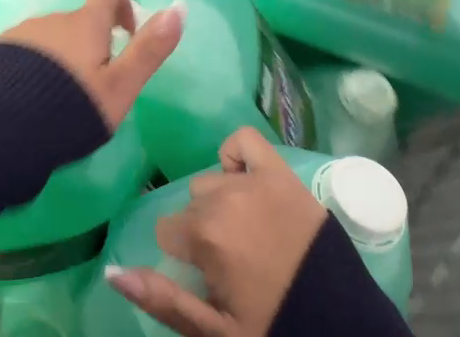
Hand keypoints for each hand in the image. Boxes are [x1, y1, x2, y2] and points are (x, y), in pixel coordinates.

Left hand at [0, 0, 182, 127]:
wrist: (5, 128)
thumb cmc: (72, 108)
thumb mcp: (120, 86)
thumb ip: (148, 49)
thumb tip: (178, 9)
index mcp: (85, 23)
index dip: (122, 4)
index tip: (126, 35)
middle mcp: (53, 18)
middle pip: (80, 20)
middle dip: (92, 43)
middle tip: (96, 87)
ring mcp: (24, 33)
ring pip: (54, 36)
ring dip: (65, 56)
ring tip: (64, 98)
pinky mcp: (1, 50)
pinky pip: (29, 50)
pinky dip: (38, 65)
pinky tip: (35, 98)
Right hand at [105, 127, 327, 335]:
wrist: (348, 333)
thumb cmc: (276, 331)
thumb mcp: (215, 332)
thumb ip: (161, 298)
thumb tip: (111, 271)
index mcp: (204, 235)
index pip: (168, 231)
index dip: (187, 258)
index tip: (212, 279)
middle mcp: (225, 198)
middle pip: (192, 206)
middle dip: (204, 232)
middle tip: (234, 265)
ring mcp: (258, 183)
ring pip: (214, 181)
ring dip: (222, 204)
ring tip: (249, 237)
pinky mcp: (285, 177)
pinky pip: (244, 142)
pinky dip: (236, 156)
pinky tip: (245, 183)